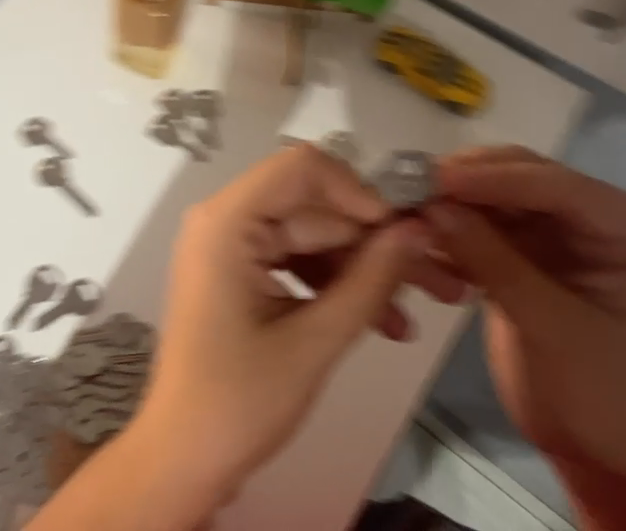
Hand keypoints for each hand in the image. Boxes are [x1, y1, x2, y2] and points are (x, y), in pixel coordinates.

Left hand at [134, 144, 465, 498]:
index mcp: (226, 222)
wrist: (184, 456)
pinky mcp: (239, 275)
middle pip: (312, 207)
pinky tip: (383, 323)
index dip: (359, 191)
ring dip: (363, 269)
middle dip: (375, 240)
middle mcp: (224, 221)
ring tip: (418, 314)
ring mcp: (230, 248)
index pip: (301, 169)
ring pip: (311, 237)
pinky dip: (336, 286)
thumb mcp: (315, 340)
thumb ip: (369, 278)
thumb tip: (417, 229)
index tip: (407, 232)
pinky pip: (296, 263)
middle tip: (441, 279)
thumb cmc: (240, 400)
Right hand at [426, 146, 625, 480]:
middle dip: (467, 181)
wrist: (610, 459)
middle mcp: (598, 223)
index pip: (557, 185)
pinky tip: (418, 236)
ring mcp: (561, 239)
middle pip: (523, 178)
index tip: (433, 177)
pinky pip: (484, 227)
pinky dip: (452, 229)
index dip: (494, 176)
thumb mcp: (552, 327)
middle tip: (409, 187)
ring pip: (496, 197)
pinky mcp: (528, 258)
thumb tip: (430, 205)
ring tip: (404, 206)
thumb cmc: (604, 396)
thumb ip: (493, 261)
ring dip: (453, 201)